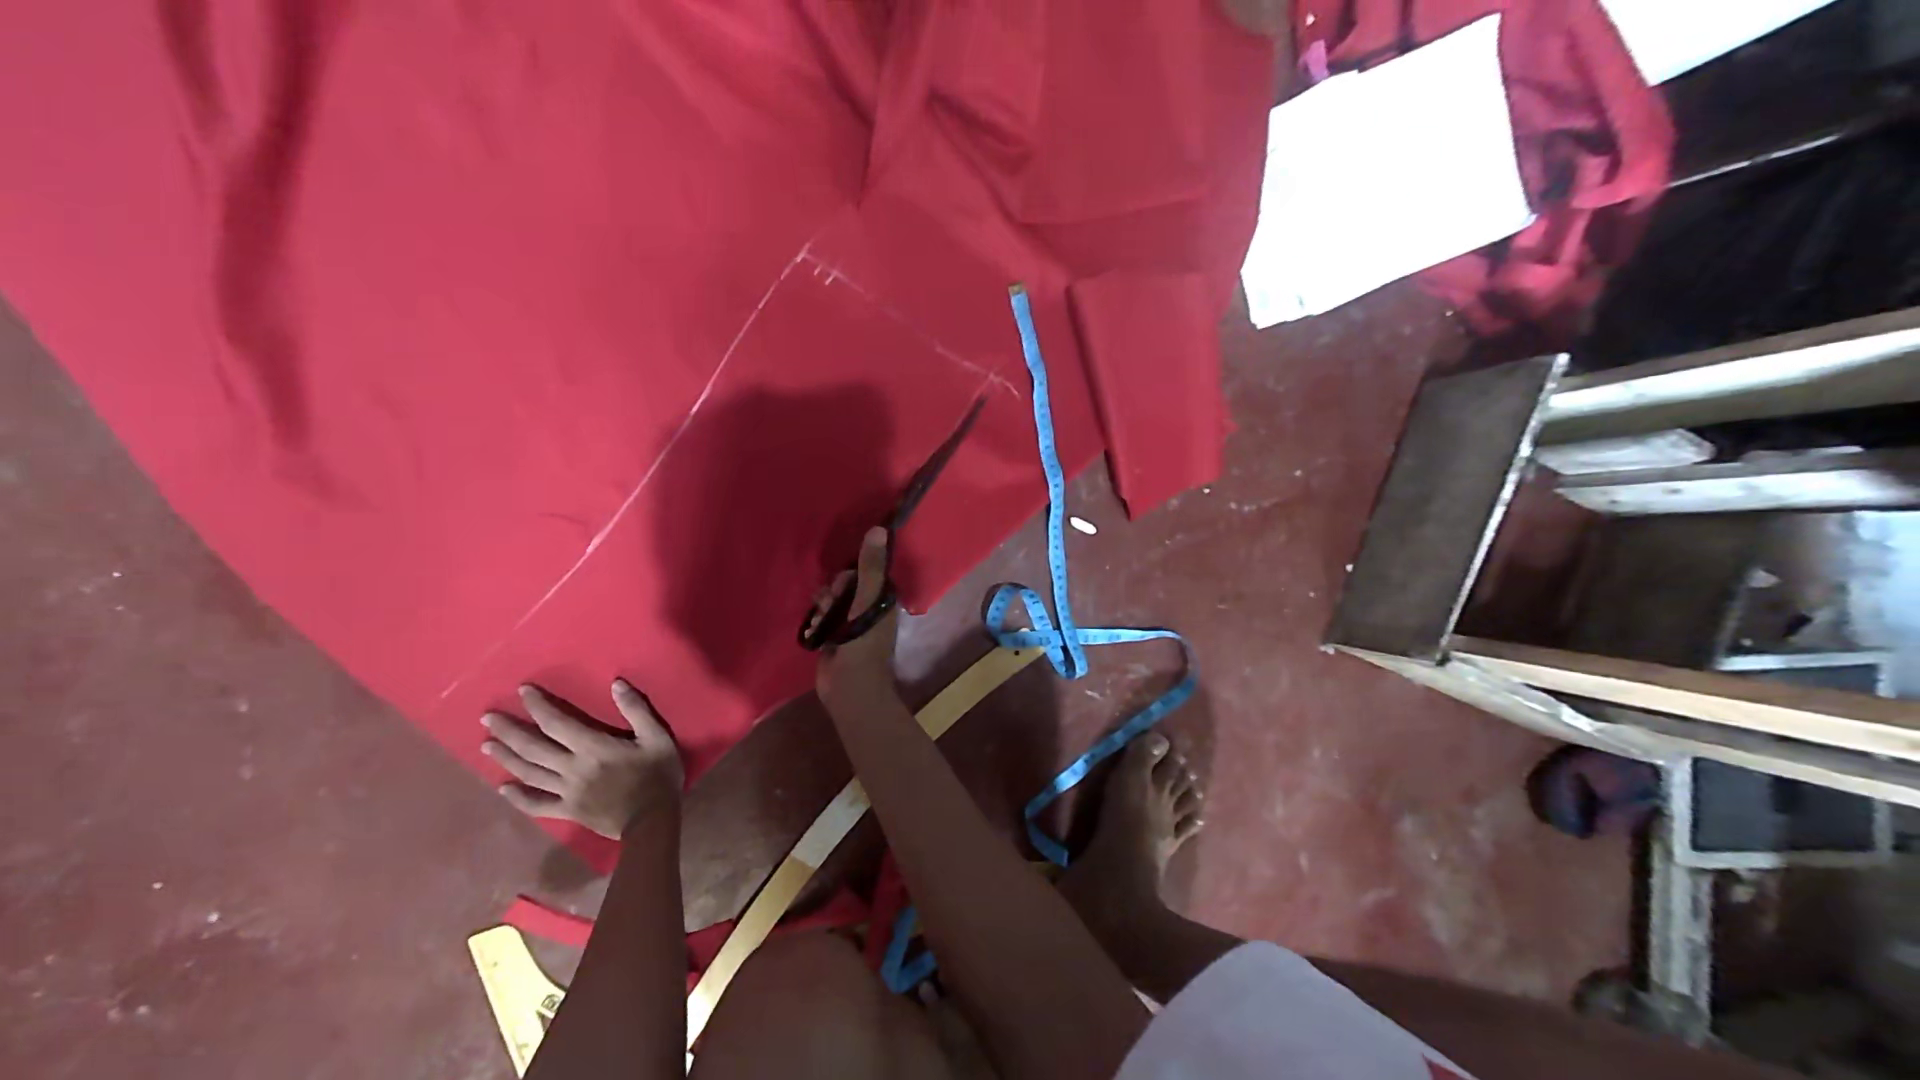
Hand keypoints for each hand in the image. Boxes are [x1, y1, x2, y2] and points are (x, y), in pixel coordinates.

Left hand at [481, 680, 683, 839]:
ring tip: (486, 744)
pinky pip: (537, 804)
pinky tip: (503, 788)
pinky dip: (518, 797)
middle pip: (533, 747)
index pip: (557, 722)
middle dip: (509, 730)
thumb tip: (616, 684)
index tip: (522, 691)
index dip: (538, 706)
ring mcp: (566, 791)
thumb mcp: (657, 737)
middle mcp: (572, 767)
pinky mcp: (567, 810)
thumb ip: (636, 710)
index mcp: (592, 747)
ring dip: (505, 758)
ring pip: (529, 773)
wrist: (652, 819)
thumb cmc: (657, 774)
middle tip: (487, 717)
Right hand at [812, 526, 900, 710]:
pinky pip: (823, 619)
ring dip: (823, 607)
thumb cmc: (864, 642)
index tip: (843, 583)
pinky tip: (814, 629)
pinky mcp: (835, 639)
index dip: (853, 574)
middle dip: (834, 591)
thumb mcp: (868, 600)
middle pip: (847, 586)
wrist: (850, 687)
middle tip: (831, 604)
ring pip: (833, 602)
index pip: (867, 573)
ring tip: (820, 620)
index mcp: (883, 601)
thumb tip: (878, 529)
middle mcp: (869, 610)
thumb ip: (871, 567)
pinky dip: (817, 621)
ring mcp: (851, 626)